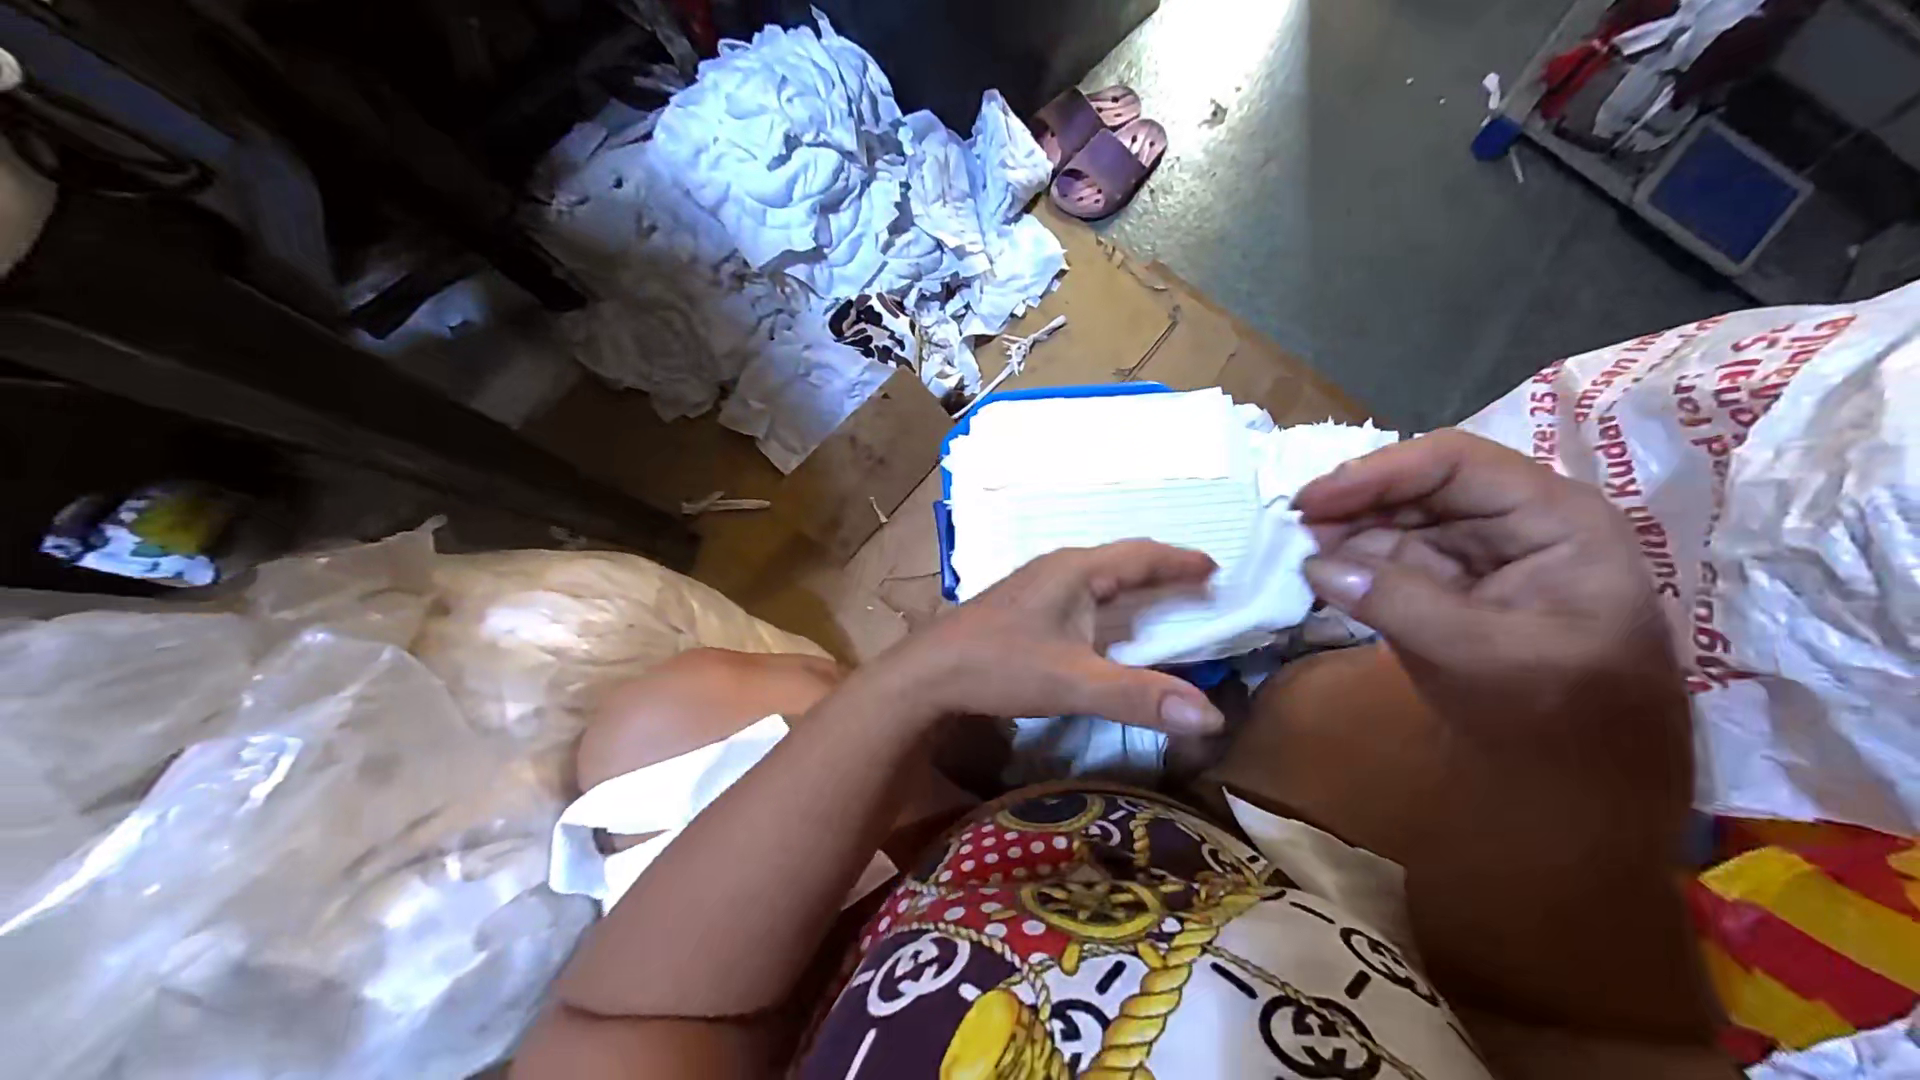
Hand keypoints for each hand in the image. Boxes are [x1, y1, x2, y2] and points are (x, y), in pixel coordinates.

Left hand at [882, 541, 1226, 734]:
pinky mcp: (1021, 604)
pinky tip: (1103, 620)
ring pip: (1097, 575)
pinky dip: (1106, 600)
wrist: (928, 672)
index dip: (1180, 561)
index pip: (1141, 555)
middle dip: (1160, 569)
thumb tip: (1211, 716)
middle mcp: (1057, 567)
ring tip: (1159, 597)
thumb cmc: (1000, 667)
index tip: (1215, 568)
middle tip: (1196, 581)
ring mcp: (1035, 583)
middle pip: (1120, 560)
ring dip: (1131, 584)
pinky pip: (1078, 591)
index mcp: (1076, 570)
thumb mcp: (1075, 684)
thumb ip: (1140, 697)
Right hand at [1294, 430, 1688, 766]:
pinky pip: (1386, 557)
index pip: (1454, 464)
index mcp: (1550, 518)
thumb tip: (1315, 565)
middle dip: (1353, 503)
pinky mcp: (1442, 585)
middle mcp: (1511, 522)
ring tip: (1297, 552)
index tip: (1311, 500)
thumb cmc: (1559, 714)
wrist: (1581, 783)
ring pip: (1395, 519)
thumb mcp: (1482, 656)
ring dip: (1343, 532)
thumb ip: (1398, 603)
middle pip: (1417, 485)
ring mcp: (1474, 554)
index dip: (1377, 472)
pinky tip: (1317, 573)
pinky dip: (1348, 562)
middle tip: (1292, 527)